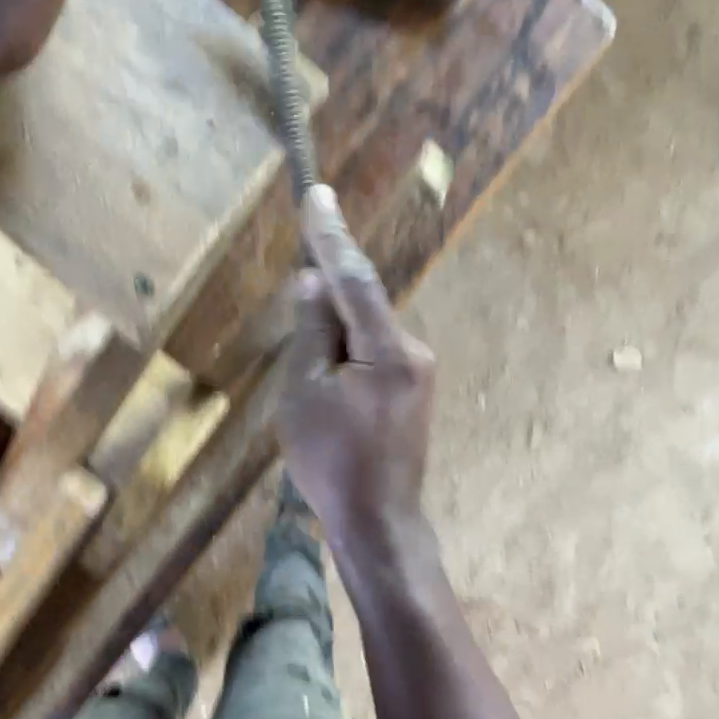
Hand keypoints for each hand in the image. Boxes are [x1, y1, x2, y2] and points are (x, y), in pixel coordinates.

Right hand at [275, 186, 436, 544]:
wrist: (377, 522)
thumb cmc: (332, 463)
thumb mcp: (303, 396)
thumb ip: (310, 333)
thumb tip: (313, 283)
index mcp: (387, 350)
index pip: (354, 279)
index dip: (331, 237)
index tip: (316, 195)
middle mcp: (413, 352)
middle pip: (359, 310)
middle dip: (323, 318)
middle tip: (299, 372)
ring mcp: (419, 375)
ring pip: (364, 338)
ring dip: (332, 350)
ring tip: (313, 407)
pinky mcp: (414, 395)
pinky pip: (373, 361)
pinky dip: (346, 367)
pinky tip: (330, 408)